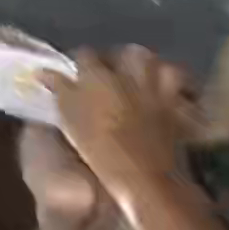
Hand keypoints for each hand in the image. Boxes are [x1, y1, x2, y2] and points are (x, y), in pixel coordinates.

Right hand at [39, 46, 198, 225]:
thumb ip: (58, 89)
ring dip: (155, 70)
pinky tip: (172, 99)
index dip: (78, 61)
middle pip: (129, 52)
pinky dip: (181, 94)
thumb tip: (42, 71)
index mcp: (98, 75)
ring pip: (163, 66)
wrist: (142, 177)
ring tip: (145, 79)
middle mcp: (131, 76)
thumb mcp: (67, 116)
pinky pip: (185, 95)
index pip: (85, 53)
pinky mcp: (180, 113)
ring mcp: (159, 93)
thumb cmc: (96, 145)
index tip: (74, 71)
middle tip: (112, 71)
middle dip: (122, 57)